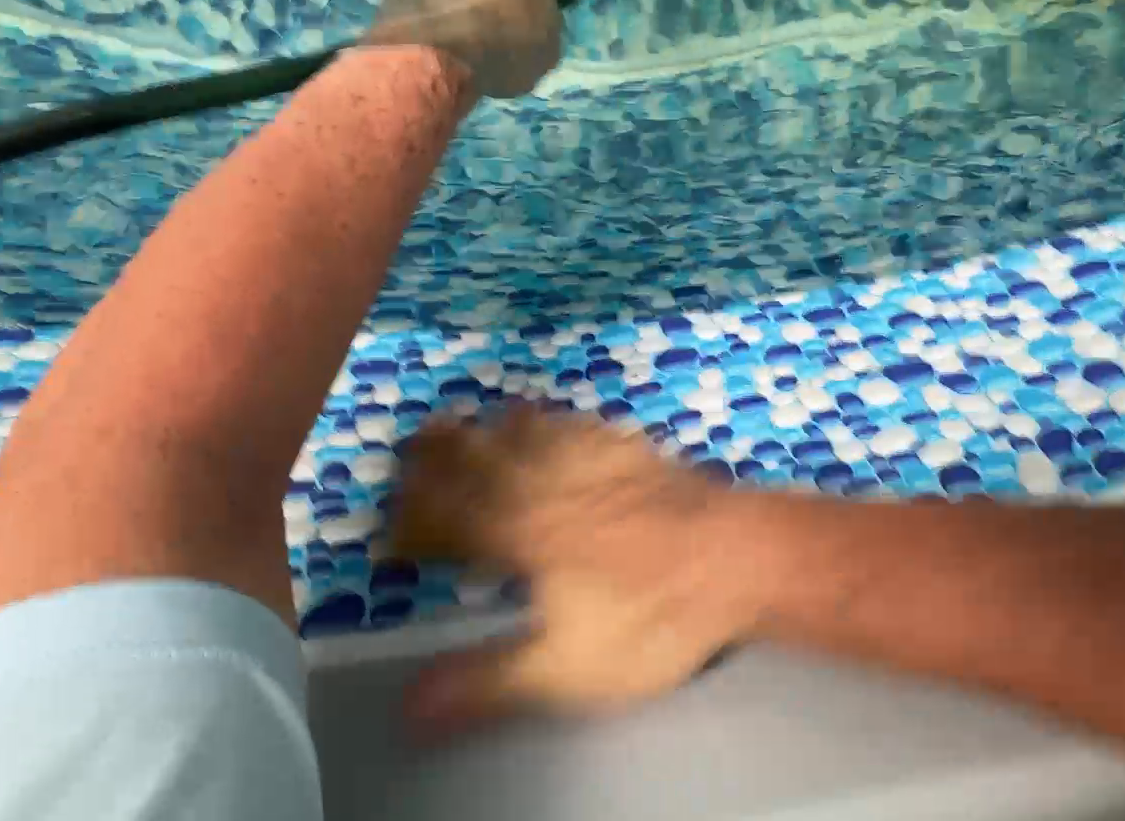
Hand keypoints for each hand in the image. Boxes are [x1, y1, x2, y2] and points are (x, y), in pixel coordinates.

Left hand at [362, 0, 560, 98]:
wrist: (440, 50)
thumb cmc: (504, 55)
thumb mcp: (544, 58)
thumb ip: (545, 34)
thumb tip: (536, 28)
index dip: (533, 4)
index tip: (526, 27)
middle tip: (492, 32)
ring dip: (465, 0)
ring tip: (459, 38)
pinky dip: (438, 8)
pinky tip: (435, 36)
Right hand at [391, 406, 758, 735]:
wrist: (733, 556)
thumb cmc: (650, 616)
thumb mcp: (565, 668)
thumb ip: (486, 682)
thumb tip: (408, 707)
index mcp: (520, 532)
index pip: (449, 518)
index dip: (415, 522)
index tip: (391, 527)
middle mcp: (544, 483)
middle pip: (476, 458)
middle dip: (437, 454)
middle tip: (410, 443)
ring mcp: (589, 457)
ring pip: (521, 431)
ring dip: (484, 428)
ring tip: (461, 421)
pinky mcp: (628, 446)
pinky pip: (573, 421)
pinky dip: (546, 418)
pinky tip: (548, 417)